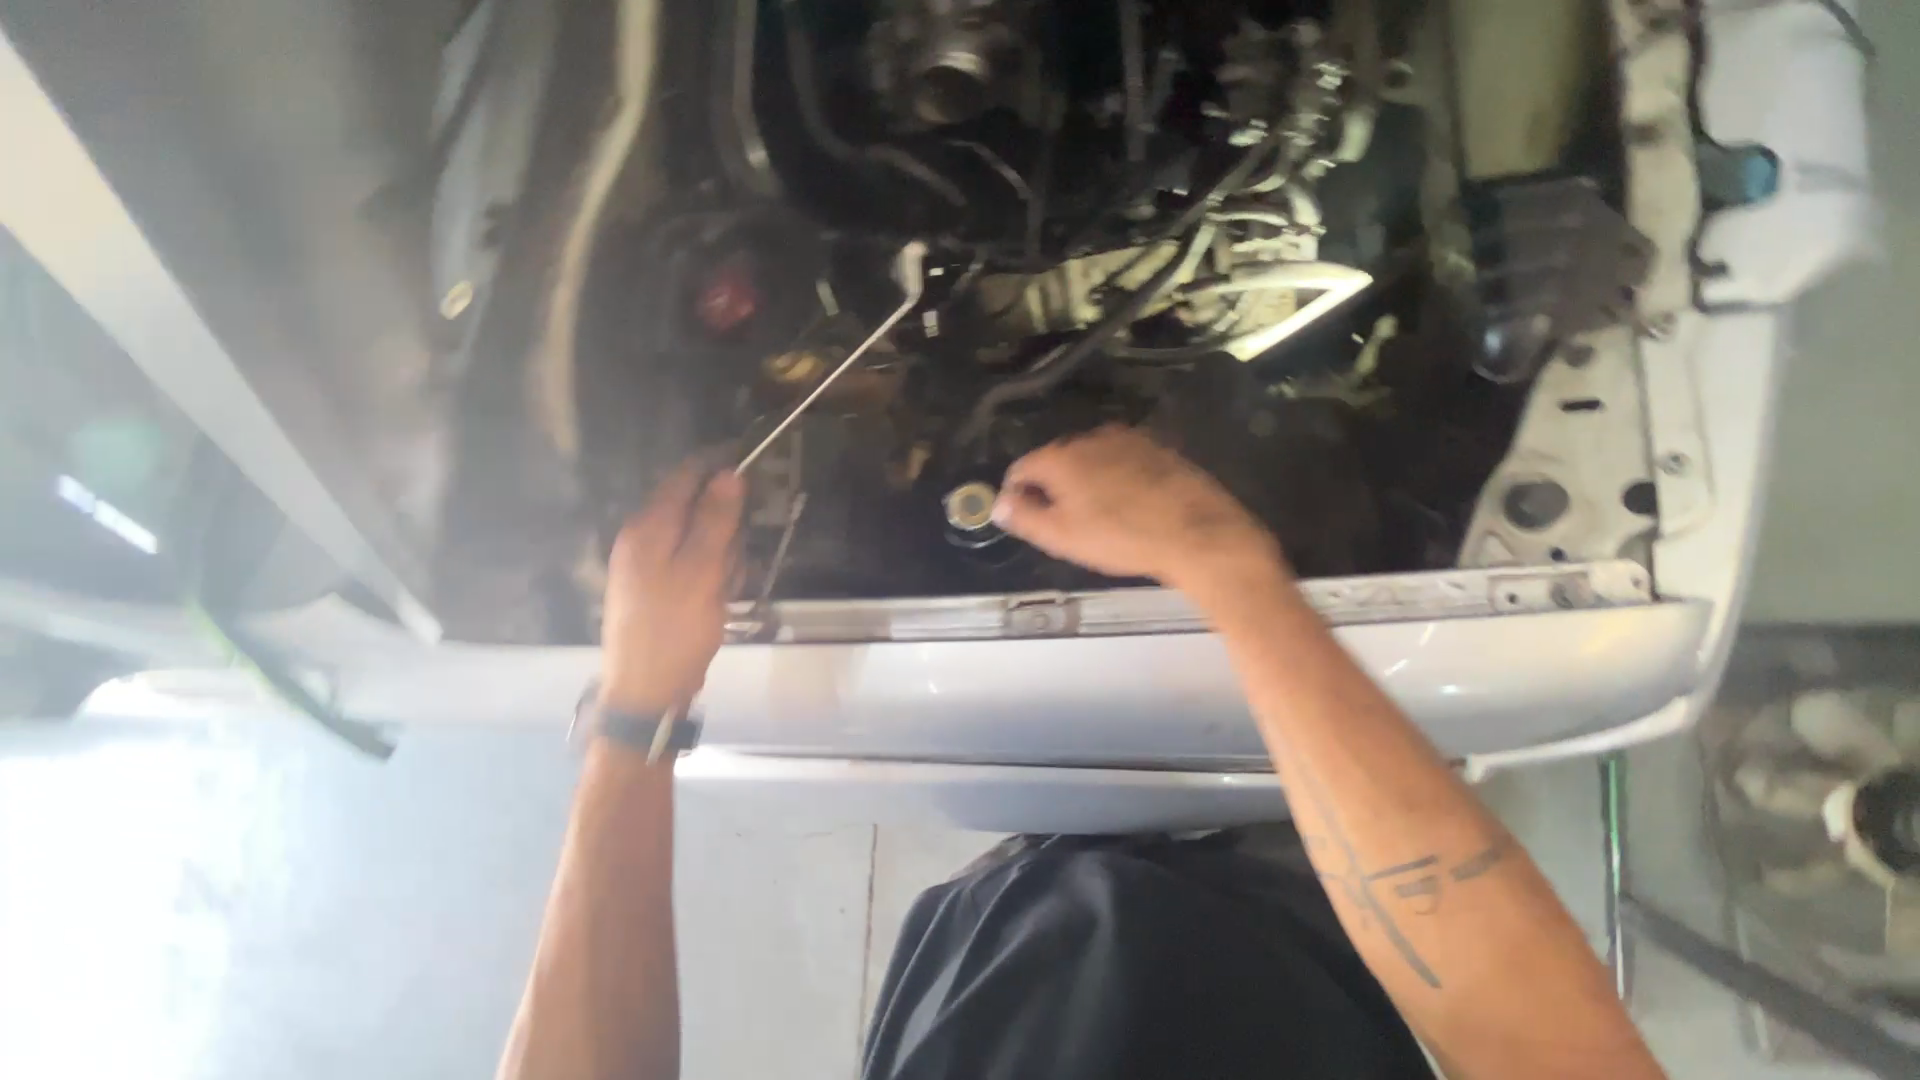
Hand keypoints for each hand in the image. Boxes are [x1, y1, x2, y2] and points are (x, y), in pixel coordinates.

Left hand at [599, 463, 745, 711]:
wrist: (645, 692)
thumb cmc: (674, 629)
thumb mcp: (701, 572)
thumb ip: (714, 520)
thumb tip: (729, 473)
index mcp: (647, 527)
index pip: (685, 476)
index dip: (719, 465)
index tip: (755, 464)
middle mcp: (642, 539)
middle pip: (697, 509)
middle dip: (725, 529)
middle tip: (735, 559)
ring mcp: (649, 566)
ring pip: (702, 541)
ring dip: (723, 558)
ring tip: (726, 589)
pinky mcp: (660, 589)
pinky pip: (696, 567)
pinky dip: (714, 578)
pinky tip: (719, 601)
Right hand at [992, 425, 1285, 593]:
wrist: (1197, 533)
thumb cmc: (1121, 537)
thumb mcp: (1062, 536)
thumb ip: (1024, 516)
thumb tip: (998, 503)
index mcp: (1061, 456)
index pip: (1022, 467)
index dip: (1016, 493)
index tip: (1023, 516)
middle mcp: (1091, 438)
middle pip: (1058, 460)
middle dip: (1053, 486)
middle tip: (1061, 521)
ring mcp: (1128, 440)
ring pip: (1092, 459)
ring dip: (1086, 481)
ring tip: (1097, 516)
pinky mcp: (1158, 449)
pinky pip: (1123, 462)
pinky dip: (1116, 479)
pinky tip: (1128, 506)